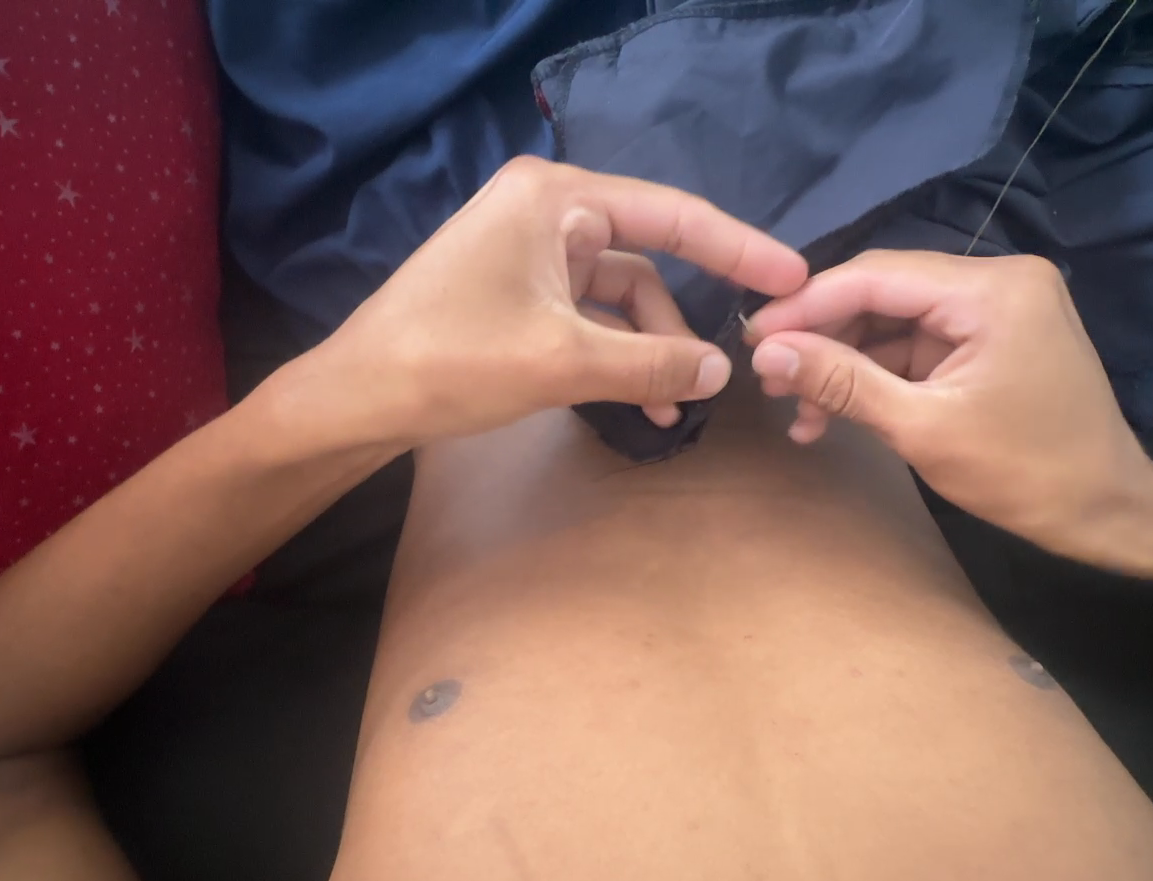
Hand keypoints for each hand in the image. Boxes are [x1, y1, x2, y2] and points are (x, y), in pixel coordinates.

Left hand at [277, 157, 808, 445]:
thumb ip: (650, 365)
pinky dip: (612, 359)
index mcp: (556, 199)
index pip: (670, 215)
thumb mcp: (563, 363)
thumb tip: (721, 370)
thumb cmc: (454, 363)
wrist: (359, 398)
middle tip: (722, 374)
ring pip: (616, 301)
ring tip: (671, 409)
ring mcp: (529, 256)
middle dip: (679, 326)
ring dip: (646, 354)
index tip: (792, 275)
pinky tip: (636, 403)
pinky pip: (585, 320)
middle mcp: (546, 214)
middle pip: (643, 264)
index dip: (737, 247)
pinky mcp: (516, 295)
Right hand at [745, 251, 1152, 566]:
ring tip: (799, 414)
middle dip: (821, 339)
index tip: (751, 336)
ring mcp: (990, 312)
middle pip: (881, 295)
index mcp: (990, 290)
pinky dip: (872, 381)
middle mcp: (993, 282)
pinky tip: (831, 418)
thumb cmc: (1019, 472)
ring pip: (890, 325)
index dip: (806, 305)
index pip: (876, 276)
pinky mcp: (983, 342)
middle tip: (768, 378)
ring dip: (841, 367)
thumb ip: (841, 382)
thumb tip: (765, 353)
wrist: (1101, 510)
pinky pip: (911, 350)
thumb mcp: (919, 427)